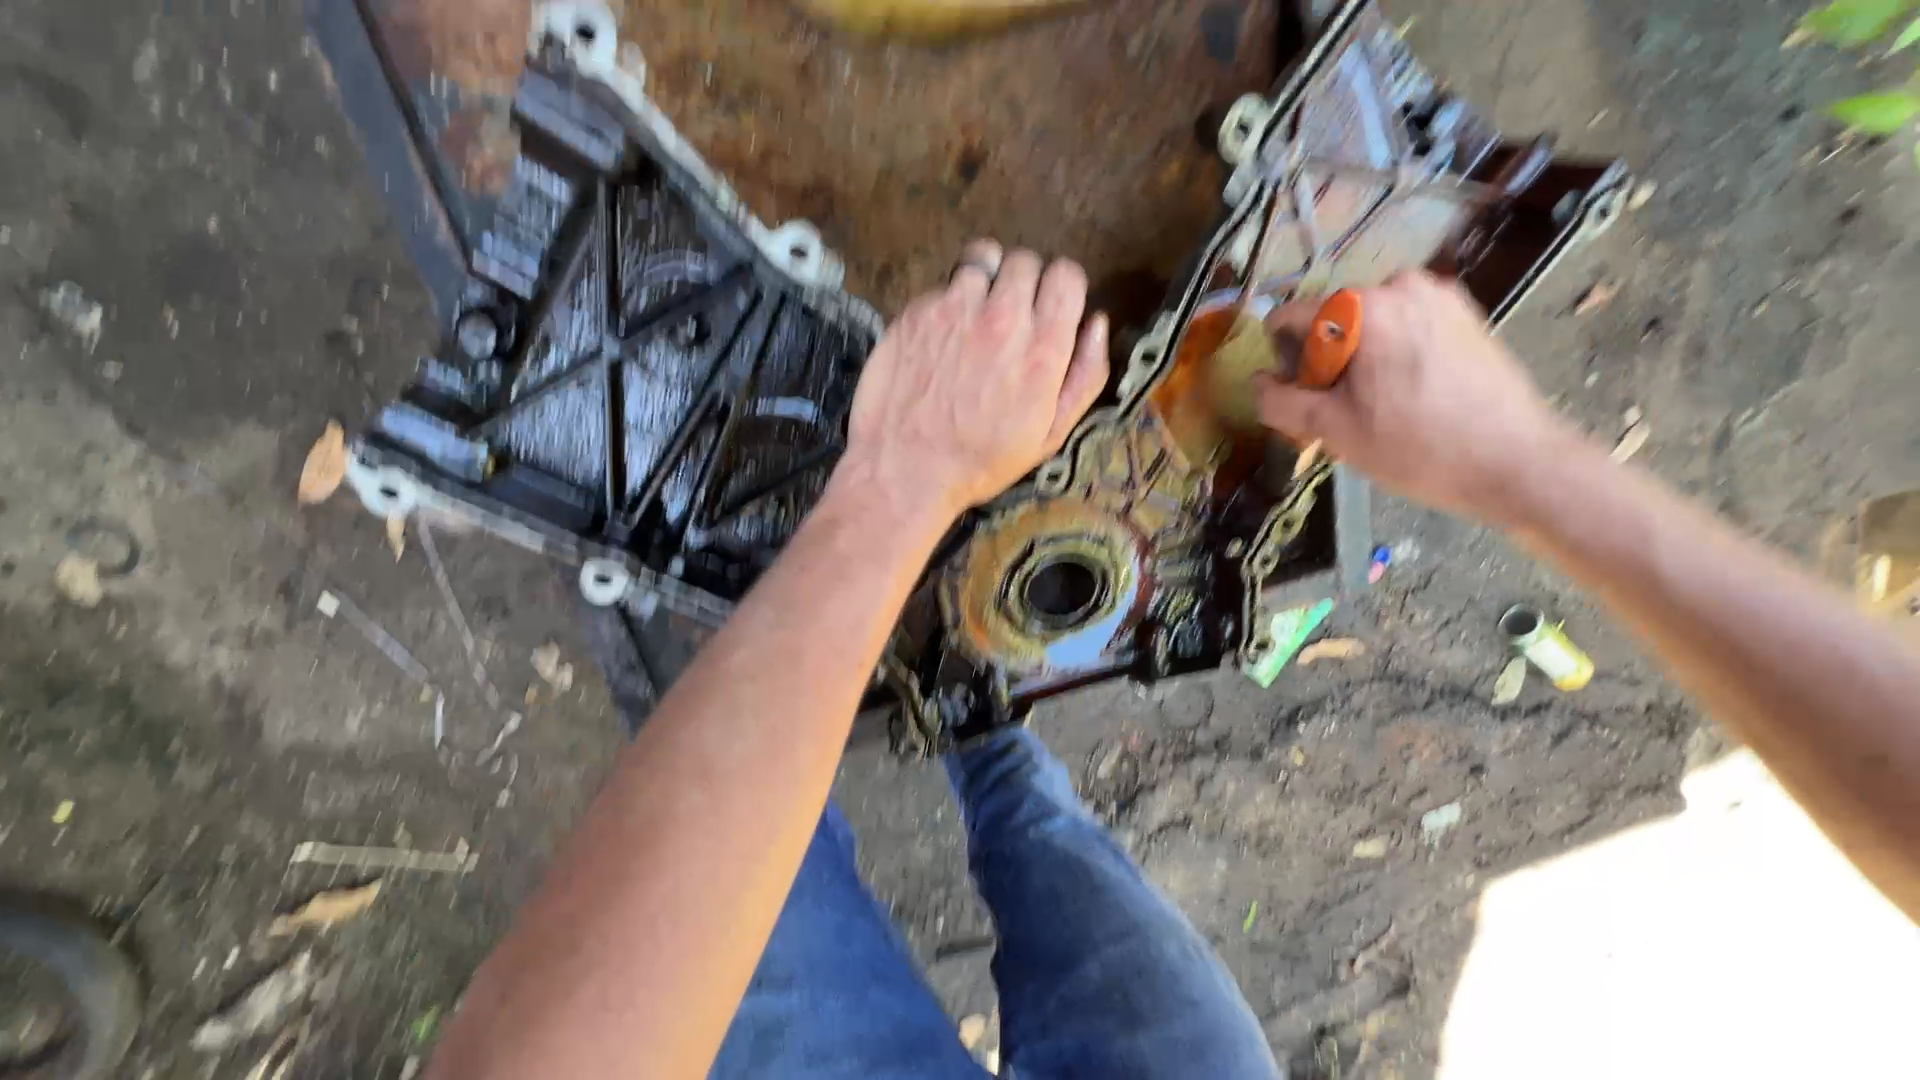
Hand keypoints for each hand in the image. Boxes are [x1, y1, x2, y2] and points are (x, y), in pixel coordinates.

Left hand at [840, 240, 1109, 520]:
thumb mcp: (1050, 435)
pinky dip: (947, 303)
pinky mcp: (917, 312)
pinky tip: (942, 338)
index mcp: (1043, 350)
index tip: (1052, 307)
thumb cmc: (980, 461)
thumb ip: (1086, 376)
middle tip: (1013, 315)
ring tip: (976, 315)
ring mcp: (955, 311)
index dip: (1063, 289)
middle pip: (1026, 260)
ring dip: (985, 282)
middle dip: (1025, 282)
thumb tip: (1097, 325)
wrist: (906, 471)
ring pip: (983, 259)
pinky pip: (942, 286)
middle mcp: (1002, 320)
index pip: (1067, 276)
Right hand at [1251, 271, 1578, 523]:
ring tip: (1372, 408)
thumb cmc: (1418, 448)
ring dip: (1357, 360)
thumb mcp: (1334, 430)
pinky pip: (1404, 327)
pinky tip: (1405, 396)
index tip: (1298, 397)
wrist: (1517, 463)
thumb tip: (1256, 382)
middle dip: (1323, 362)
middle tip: (1336, 412)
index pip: (1291, 317)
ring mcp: (1439, 296)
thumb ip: (1281, 401)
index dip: (1282, 360)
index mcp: (1363, 307)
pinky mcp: (1465, 314)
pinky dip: (1391, 355)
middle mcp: (1401, 285)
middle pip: (1331, 320)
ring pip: (1368, 325)